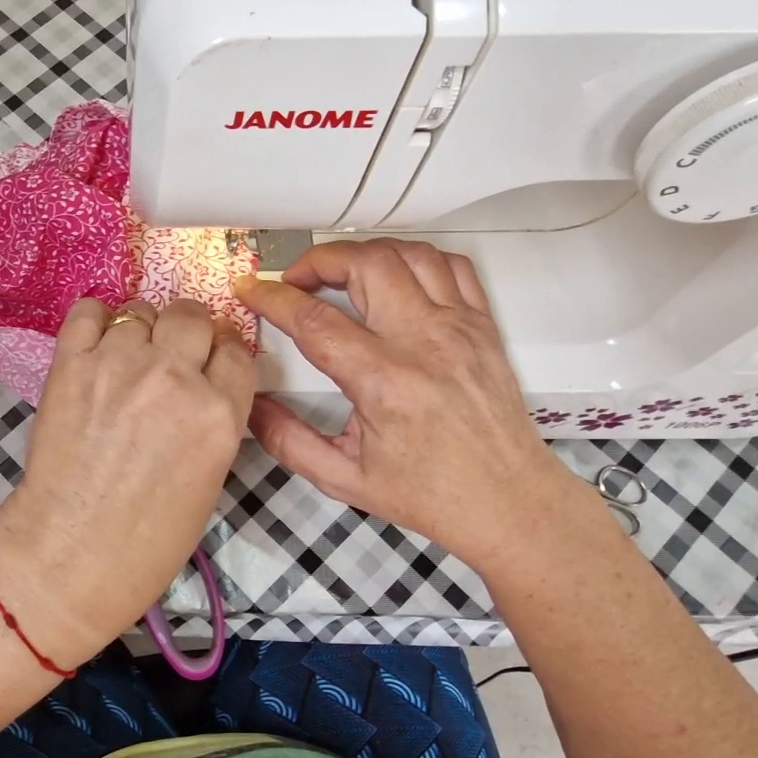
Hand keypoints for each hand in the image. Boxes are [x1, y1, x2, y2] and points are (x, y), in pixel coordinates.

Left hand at [0, 299, 254, 667]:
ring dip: (140, 329)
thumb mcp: (209, 480)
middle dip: (187, 332)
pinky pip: (88, 312)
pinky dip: (95, 320)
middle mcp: (174, 377)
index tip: (208, 365)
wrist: (72, 552)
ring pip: (141, 311)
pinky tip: (95, 342)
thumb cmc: (148, 539)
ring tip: (126, 357)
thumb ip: (213, 423)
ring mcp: (119, 364)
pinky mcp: (71, 364)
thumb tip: (202, 386)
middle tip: (169, 355)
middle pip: (192, 317)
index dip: (222, 356)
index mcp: (219, 414)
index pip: (236, 352)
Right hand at [235, 239, 589, 562]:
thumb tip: (251, 405)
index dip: (273, 298)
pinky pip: (452, 266)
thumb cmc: (429, 494)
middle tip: (295, 281)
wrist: (508, 503)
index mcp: (384, 382)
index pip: (315, 319)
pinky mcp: (483, 327)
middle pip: (366, 264)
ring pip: (409, 254)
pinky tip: (394, 278)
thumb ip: (287, 440)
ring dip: (365, 254)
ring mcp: (460, 329)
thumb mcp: (342, 478)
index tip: (250, 290)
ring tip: (340, 274)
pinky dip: (415, 259)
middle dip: (318, 260)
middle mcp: (425, 345)